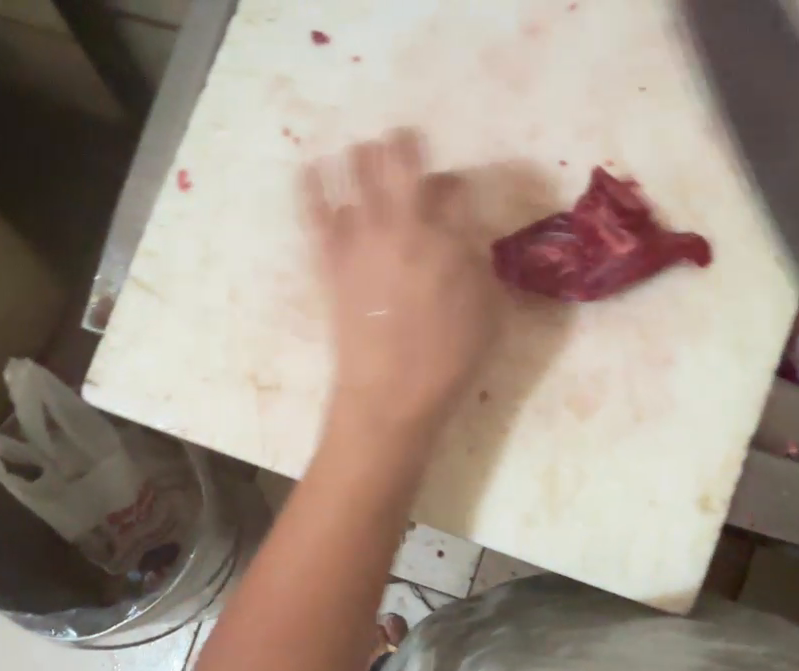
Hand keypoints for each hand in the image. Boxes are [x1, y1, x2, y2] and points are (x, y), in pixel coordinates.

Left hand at [305, 130, 501, 443]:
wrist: (390, 395)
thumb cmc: (448, 361)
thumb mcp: (488, 311)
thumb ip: (476, 263)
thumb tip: (462, 236)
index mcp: (448, 237)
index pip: (452, 186)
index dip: (454, 184)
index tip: (453, 193)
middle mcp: (403, 224)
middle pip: (400, 158)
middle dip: (405, 146)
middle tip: (405, 151)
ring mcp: (361, 238)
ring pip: (356, 170)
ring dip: (364, 158)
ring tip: (365, 159)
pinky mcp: (329, 259)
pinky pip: (314, 209)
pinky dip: (312, 185)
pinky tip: (310, 170)